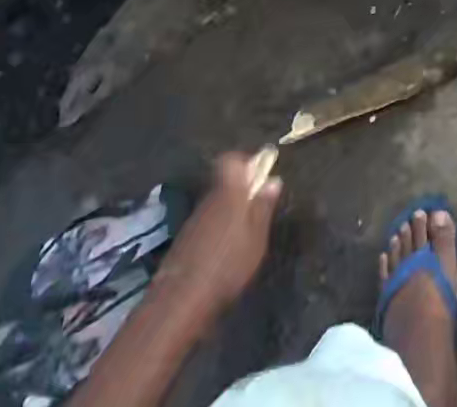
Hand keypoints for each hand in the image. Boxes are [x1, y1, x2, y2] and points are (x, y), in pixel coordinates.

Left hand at [153, 152, 282, 319]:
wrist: (183, 296)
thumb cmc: (228, 263)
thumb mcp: (256, 237)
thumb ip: (263, 207)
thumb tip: (273, 179)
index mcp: (229, 192)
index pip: (230, 160)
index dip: (244, 162)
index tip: (260, 174)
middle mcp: (210, 198)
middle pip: (224, 181)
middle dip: (241, 189)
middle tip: (258, 208)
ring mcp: (196, 217)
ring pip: (217, 201)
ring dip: (230, 209)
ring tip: (245, 232)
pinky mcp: (187, 236)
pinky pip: (208, 219)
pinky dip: (219, 226)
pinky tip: (227, 248)